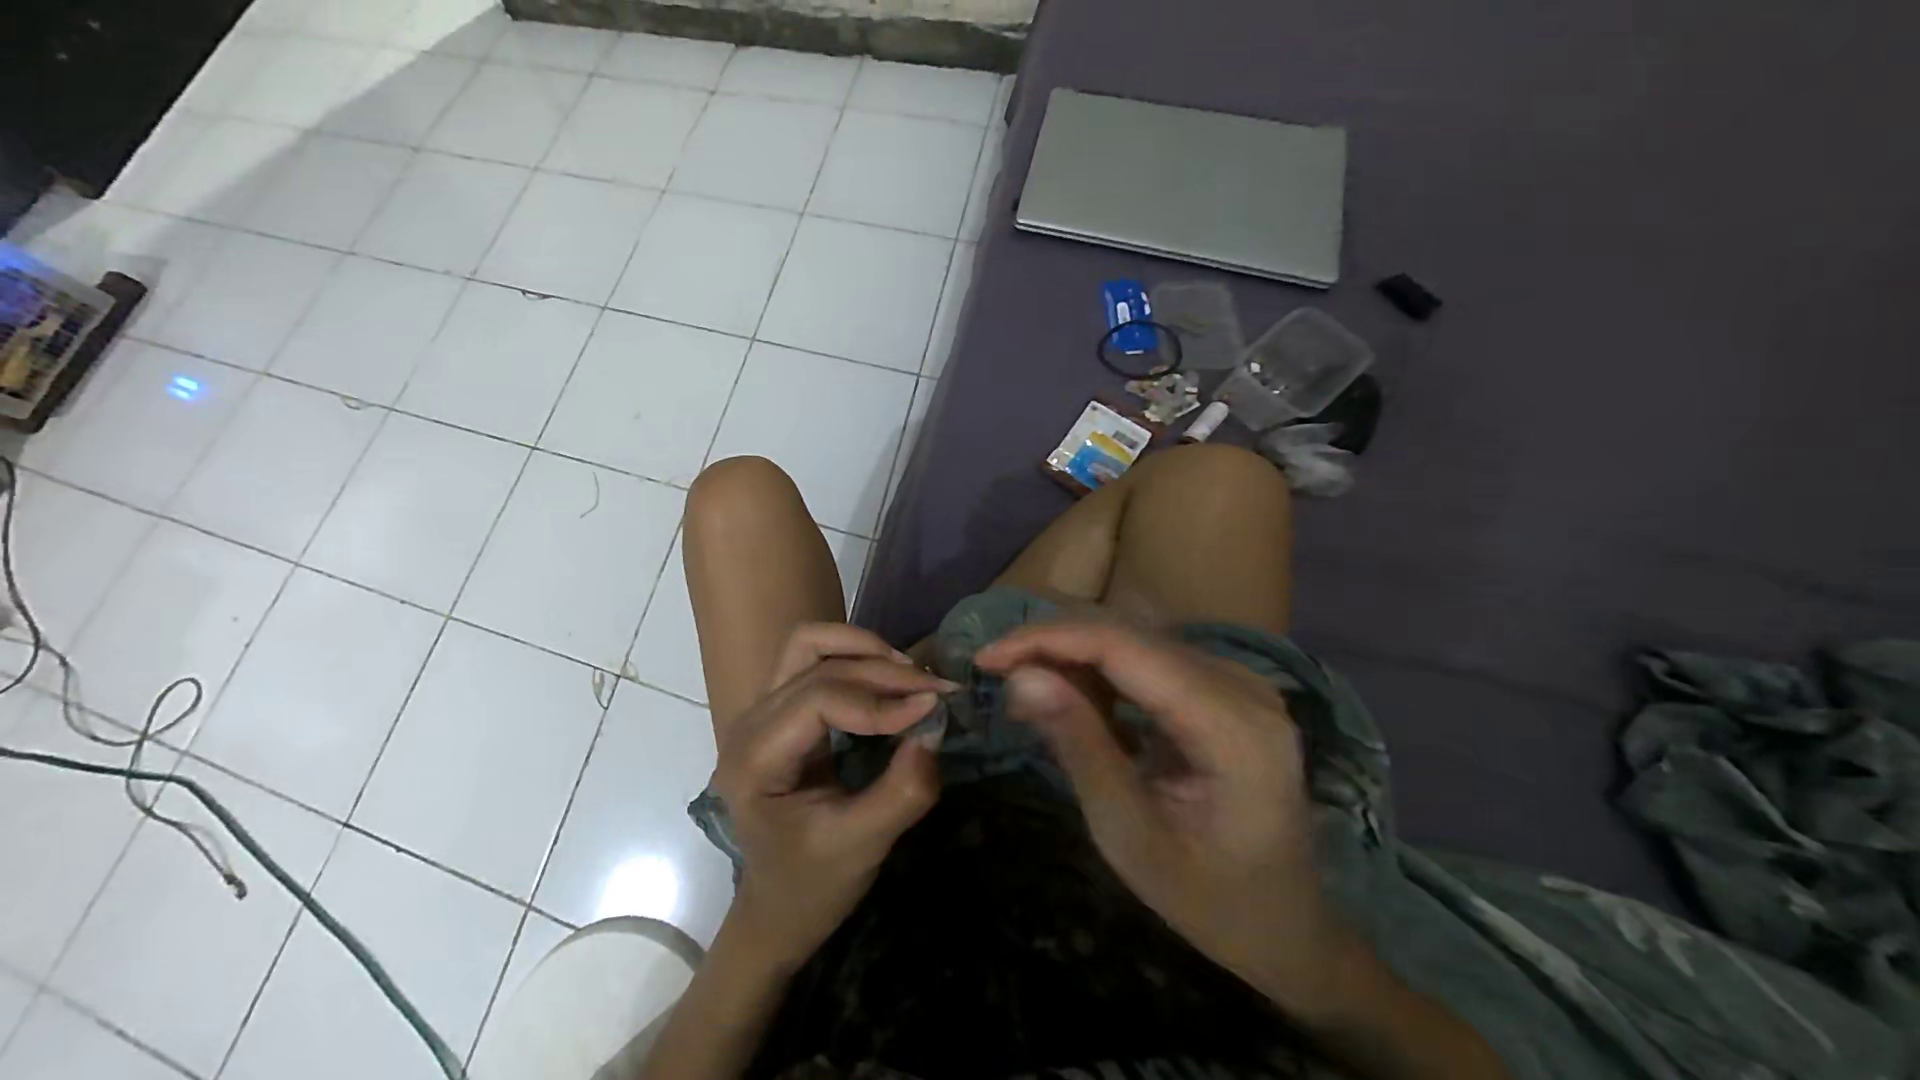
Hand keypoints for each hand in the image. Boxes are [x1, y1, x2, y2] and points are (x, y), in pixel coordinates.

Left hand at [714, 623, 951, 967]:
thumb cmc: (813, 883)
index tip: (930, 710)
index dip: (877, 700)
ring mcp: (763, 711)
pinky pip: (815, 660)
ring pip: (809, 645)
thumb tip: (935, 730)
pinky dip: (856, 657)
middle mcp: (751, 722)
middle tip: (936, 689)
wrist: (781, 906)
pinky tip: (891, 678)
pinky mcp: (784, 710)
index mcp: (755, 758)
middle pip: (816, 662)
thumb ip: (900, 792)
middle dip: (881, 670)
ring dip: (863, 648)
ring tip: (910, 674)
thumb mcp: (862, 846)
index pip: (816, 698)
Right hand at [974, 620, 1350, 1012]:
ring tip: (1025, 689)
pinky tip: (1071, 695)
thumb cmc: (1206, 897)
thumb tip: (1020, 676)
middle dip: (1054, 645)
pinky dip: (1104, 671)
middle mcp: (1244, 686)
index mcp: (1232, 728)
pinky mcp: (1229, 689)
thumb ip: (1078, 745)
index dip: (1050, 640)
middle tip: (996, 674)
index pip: (1126, 649)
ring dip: (1075, 656)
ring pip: (1139, 640)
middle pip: (1132, 636)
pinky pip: (1154, 660)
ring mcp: (1242, 682)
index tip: (987, 657)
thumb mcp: (1128, 833)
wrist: (1284, 924)